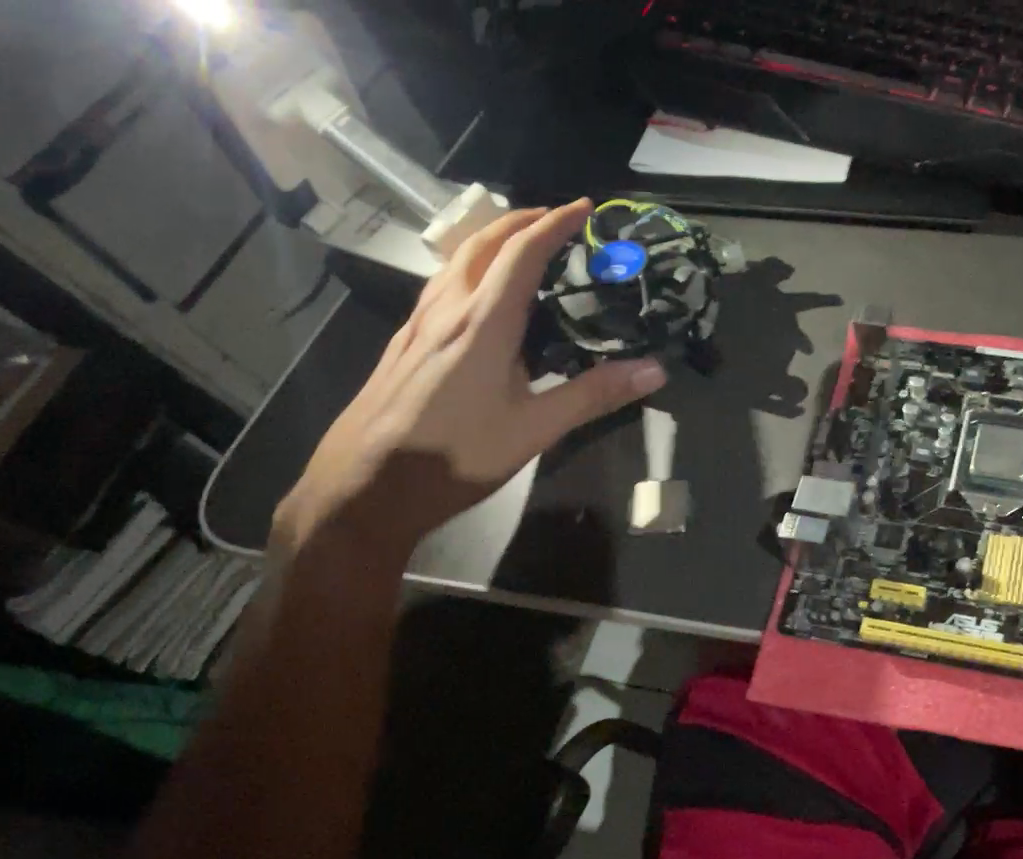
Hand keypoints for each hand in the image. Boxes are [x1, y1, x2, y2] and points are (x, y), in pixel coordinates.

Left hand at [275, 200, 665, 555]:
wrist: (368, 485)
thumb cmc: (456, 457)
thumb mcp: (535, 430)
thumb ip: (594, 395)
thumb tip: (654, 370)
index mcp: (483, 323)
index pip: (520, 253)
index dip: (554, 224)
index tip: (585, 208)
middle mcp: (446, 310)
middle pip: (481, 243)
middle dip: (521, 221)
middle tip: (559, 221)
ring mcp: (418, 325)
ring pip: (454, 261)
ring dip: (492, 241)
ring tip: (525, 248)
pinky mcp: (405, 344)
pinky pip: (441, 286)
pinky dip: (471, 269)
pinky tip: (482, 298)